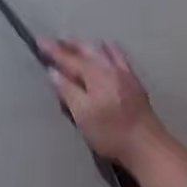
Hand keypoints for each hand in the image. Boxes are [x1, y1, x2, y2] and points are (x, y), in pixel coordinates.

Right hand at [40, 39, 164, 163]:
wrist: (147, 146)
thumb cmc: (110, 132)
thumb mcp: (82, 114)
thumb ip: (67, 90)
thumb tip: (54, 72)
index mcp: (96, 75)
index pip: (70, 59)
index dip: (54, 50)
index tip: (40, 40)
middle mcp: (111, 69)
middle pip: (88, 51)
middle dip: (70, 44)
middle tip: (56, 40)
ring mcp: (126, 74)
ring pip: (104, 51)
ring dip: (88, 46)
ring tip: (78, 43)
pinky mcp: (135, 83)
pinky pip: (119, 57)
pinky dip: (108, 50)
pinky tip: (109, 49)